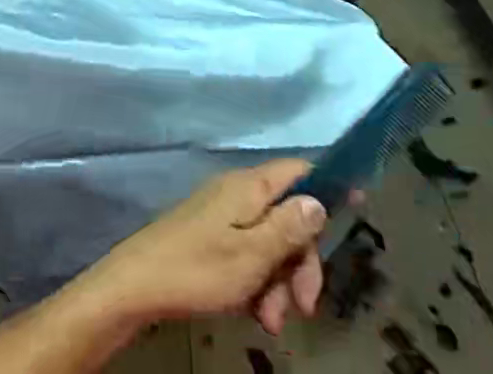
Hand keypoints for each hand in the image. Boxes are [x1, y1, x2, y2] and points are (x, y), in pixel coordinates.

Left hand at [75, 159, 328, 335]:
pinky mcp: (209, 238)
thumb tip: (318, 200)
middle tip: (304, 306)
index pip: (298, 170)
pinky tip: (254, 313)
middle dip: (301, 262)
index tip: (356, 204)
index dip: (328, 184)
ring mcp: (221, 215)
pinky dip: (257, 283)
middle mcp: (237, 193)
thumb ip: (288, 227)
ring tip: (270, 322)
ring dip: (279, 283)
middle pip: (288, 216)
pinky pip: (247, 255)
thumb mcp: (252, 254)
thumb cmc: (198, 268)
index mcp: (250, 186)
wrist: (136, 285)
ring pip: (269, 243)